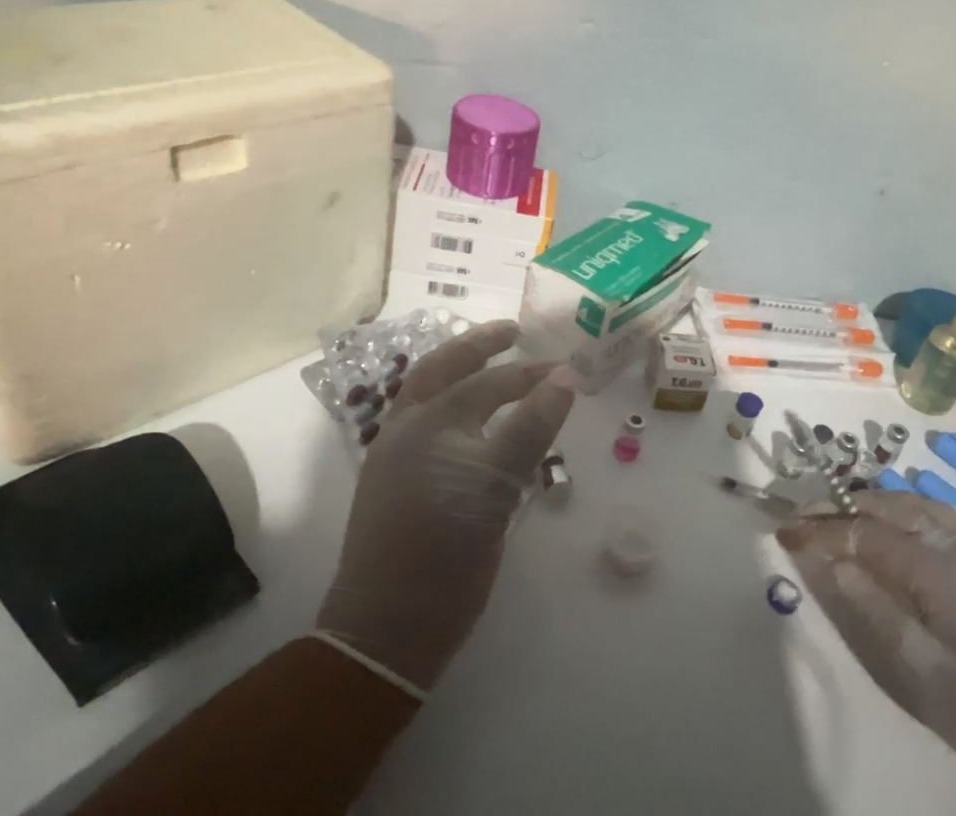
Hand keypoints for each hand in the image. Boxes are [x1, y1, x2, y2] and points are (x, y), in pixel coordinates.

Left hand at [316, 319, 574, 693]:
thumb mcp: (495, 485)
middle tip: (511, 332)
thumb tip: (566, 377)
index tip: (568, 370)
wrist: (387, 623)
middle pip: (442, 371)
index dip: (530, 373)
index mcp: (426, 422)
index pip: (487, 382)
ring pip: (429, 400)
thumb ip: (530, 427)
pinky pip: (426, 431)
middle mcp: (404, 429)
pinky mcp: (394, 487)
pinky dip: (454, 414)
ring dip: (461, 378)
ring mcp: (394, 458)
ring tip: (492, 369)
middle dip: (476, 348)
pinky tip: (473, 426)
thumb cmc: (443, 550)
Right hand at [778, 493, 955, 814]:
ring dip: (880, 504)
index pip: (867, 533)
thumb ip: (873, 609)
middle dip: (845, 507)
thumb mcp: (920, 673)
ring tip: (844, 514)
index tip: (783, 528)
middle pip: (895, 508)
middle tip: (805, 517)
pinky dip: (922, 512)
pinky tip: (913, 523)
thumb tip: (832, 561)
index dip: (822, 529)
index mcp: (940, 572)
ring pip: (926, 507)